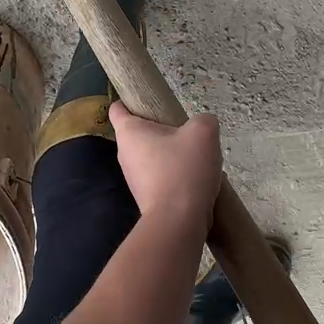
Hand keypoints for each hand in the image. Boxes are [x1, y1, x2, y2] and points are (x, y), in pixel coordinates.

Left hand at [109, 102, 221, 237]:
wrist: (178, 222)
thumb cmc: (184, 170)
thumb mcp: (203, 133)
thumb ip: (204, 120)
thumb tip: (202, 125)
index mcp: (128, 132)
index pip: (119, 107)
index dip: (133, 100)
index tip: (154, 102)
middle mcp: (124, 153)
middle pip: (139, 132)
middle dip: (161, 130)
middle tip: (185, 132)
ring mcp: (132, 177)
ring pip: (151, 155)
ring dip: (170, 154)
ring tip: (195, 158)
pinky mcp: (145, 196)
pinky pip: (158, 176)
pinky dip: (173, 175)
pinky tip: (194, 180)